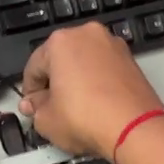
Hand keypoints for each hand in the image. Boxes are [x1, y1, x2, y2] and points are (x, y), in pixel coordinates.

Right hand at [18, 22, 163, 158]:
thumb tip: (34, 105)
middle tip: (51, 107)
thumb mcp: (46, 120)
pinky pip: (104, 69)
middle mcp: (87, 35)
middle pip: (61, 59)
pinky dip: (97, 82)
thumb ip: (35, 108)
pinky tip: (95, 105)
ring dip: (77, 80)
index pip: (34, 66)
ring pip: (84, 62)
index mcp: (60, 41)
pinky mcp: (131, 60)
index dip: (30, 90)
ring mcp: (112, 46)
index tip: (32, 105)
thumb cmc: (87, 117)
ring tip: (75, 108)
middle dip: (55, 81)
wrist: (133, 128)